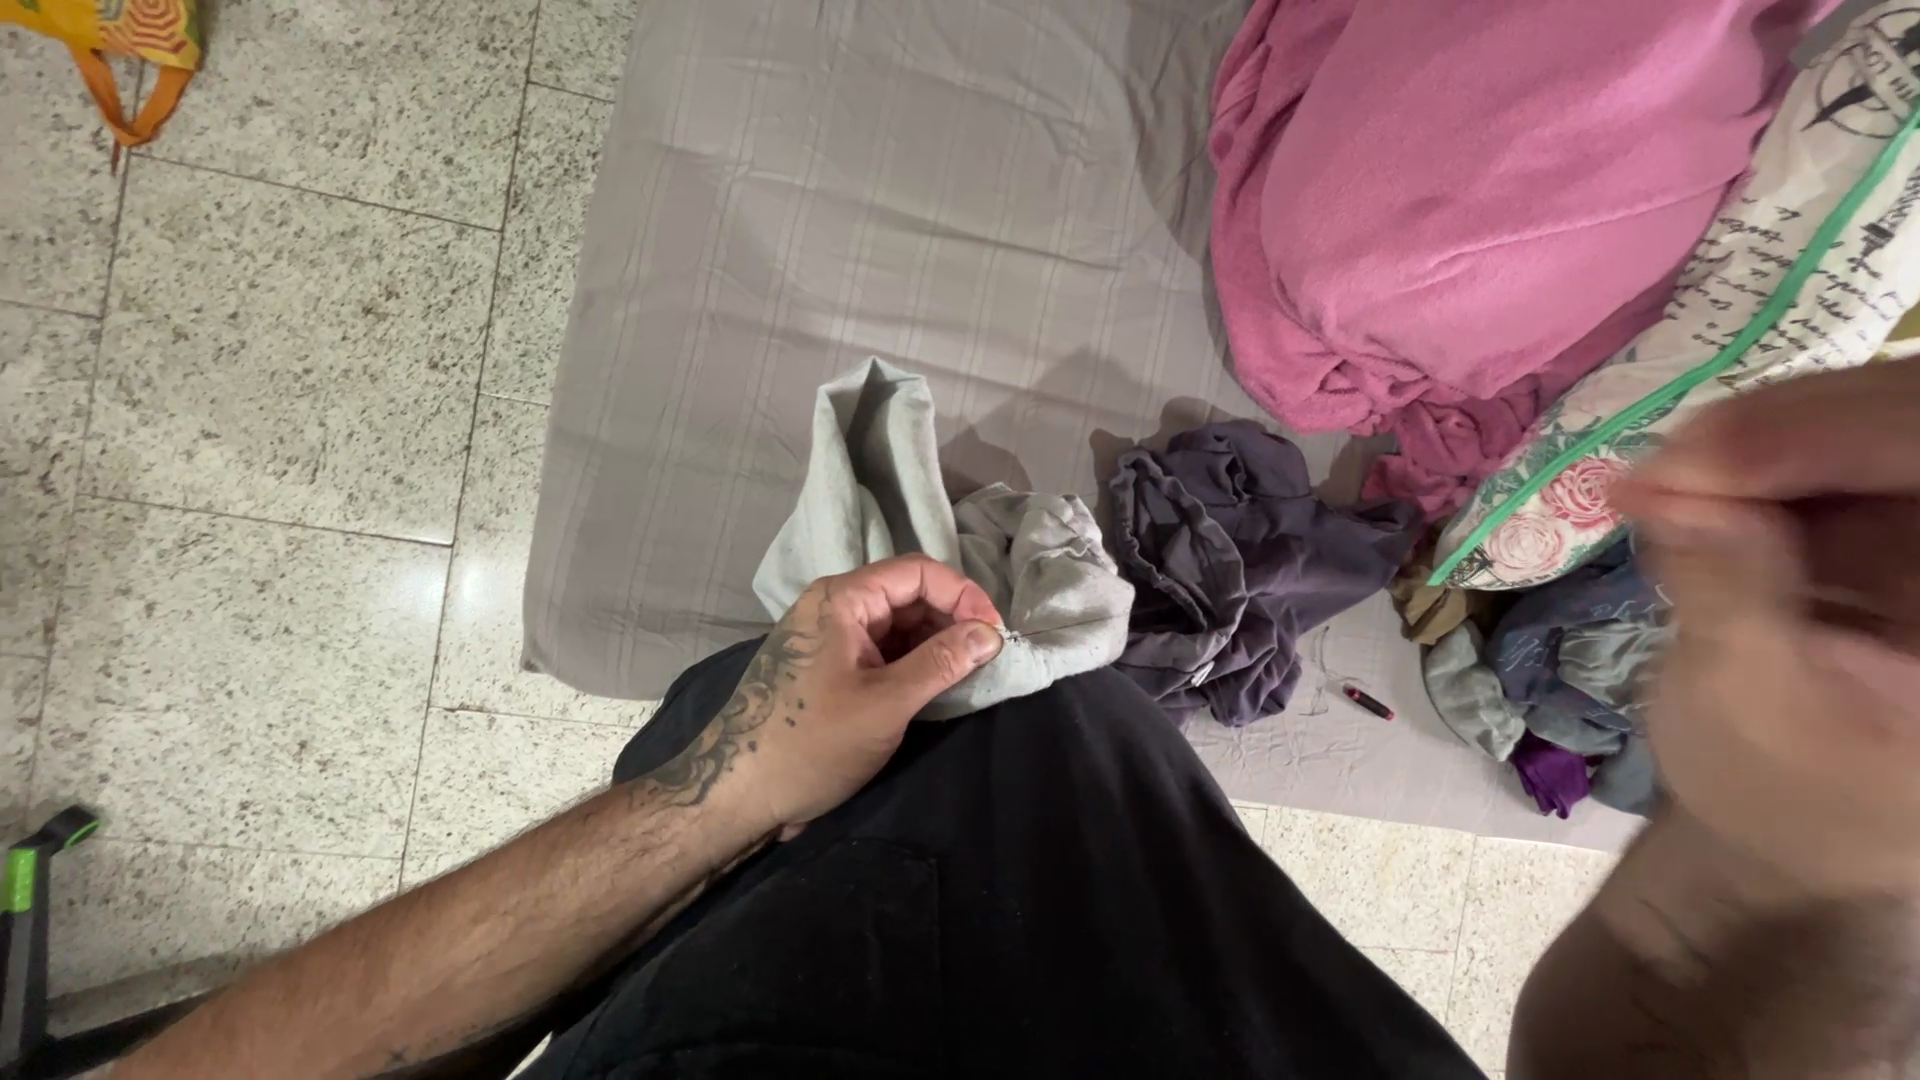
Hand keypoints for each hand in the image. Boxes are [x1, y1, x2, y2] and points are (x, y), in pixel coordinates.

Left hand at [654, 554, 1004, 838]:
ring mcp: (833, 638)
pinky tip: (940, 682)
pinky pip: (885, 649)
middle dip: (953, 618)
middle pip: (910, 594)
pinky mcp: (834, 667)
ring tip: (970, 672)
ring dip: (938, 642)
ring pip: (900, 623)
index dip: (963, 595)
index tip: (995, 634)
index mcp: (842, 599)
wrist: (739, 795)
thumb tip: (992, 633)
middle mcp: (836, 607)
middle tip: (988, 656)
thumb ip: (942, 662)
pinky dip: (916, 661)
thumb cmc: (811, 744)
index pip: (918, 572)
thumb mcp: (885, 703)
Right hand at [1612, 360, 1919, 892]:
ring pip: (1883, 421)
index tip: (1693, 454)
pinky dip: (1754, 458)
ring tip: (1658, 483)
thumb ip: (1726, 597)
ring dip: (1763, 439)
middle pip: (1917, 418)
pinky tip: (1687, 490)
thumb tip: (1675, 494)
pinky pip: (1843, 448)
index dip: (1841, 436)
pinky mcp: (1906, 523)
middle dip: (1790, 429)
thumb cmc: (1785, 793)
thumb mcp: (1749, 708)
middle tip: (1663, 462)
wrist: (1802, 823)